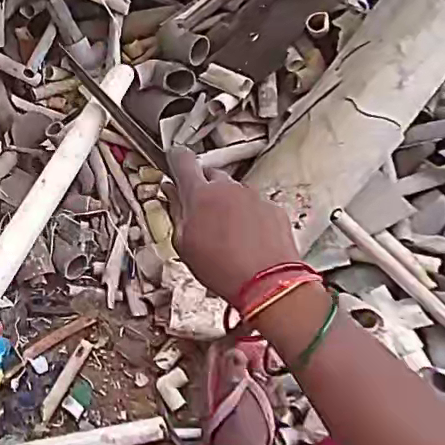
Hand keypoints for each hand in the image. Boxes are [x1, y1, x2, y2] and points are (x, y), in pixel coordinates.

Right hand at [168, 145, 300, 302]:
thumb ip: (175, 212)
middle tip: (199, 213)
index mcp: (199, 193)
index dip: (176, 160)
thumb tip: (171, 195)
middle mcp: (226, 188)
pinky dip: (249, 217)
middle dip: (203, 189)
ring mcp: (252, 196)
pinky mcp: (273, 208)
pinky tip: (246, 239)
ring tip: (225, 234)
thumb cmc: (222, 268)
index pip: (182, 160)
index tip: (175, 164)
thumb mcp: (183, 244)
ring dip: (227, 204)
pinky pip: (255, 205)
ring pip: (233, 192)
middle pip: (210, 175)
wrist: (268, 284)